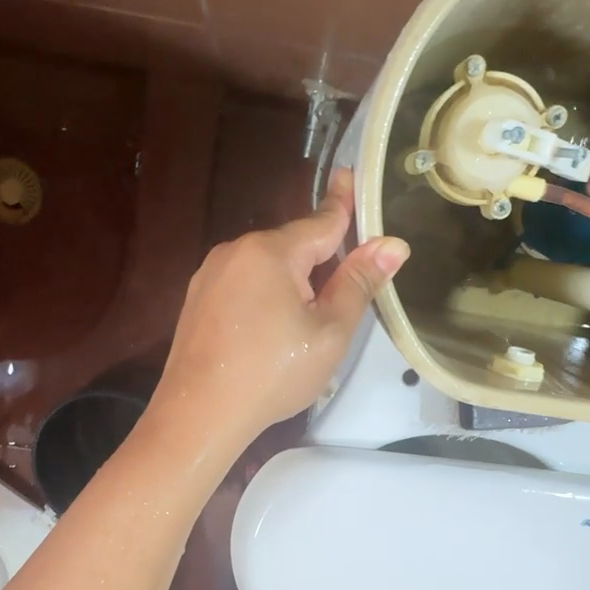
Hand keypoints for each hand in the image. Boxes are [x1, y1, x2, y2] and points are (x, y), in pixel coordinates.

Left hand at [150, 167, 409, 449]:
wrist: (199, 414)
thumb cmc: (273, 373)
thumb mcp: (329, 332)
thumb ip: (359, 283)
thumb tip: (393, 245)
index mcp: (271, 251)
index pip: (321, 221)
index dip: (344, 204)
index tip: (351, 175)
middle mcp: (236, 251)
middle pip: (292, 246)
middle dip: (318, 263)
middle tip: (339, 302)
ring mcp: (210, 276)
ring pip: (265, 268)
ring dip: (290, 284)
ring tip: (302, 329)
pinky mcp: (197, 301)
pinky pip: (242, 287)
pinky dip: (263, 299)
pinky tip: (268, 334)